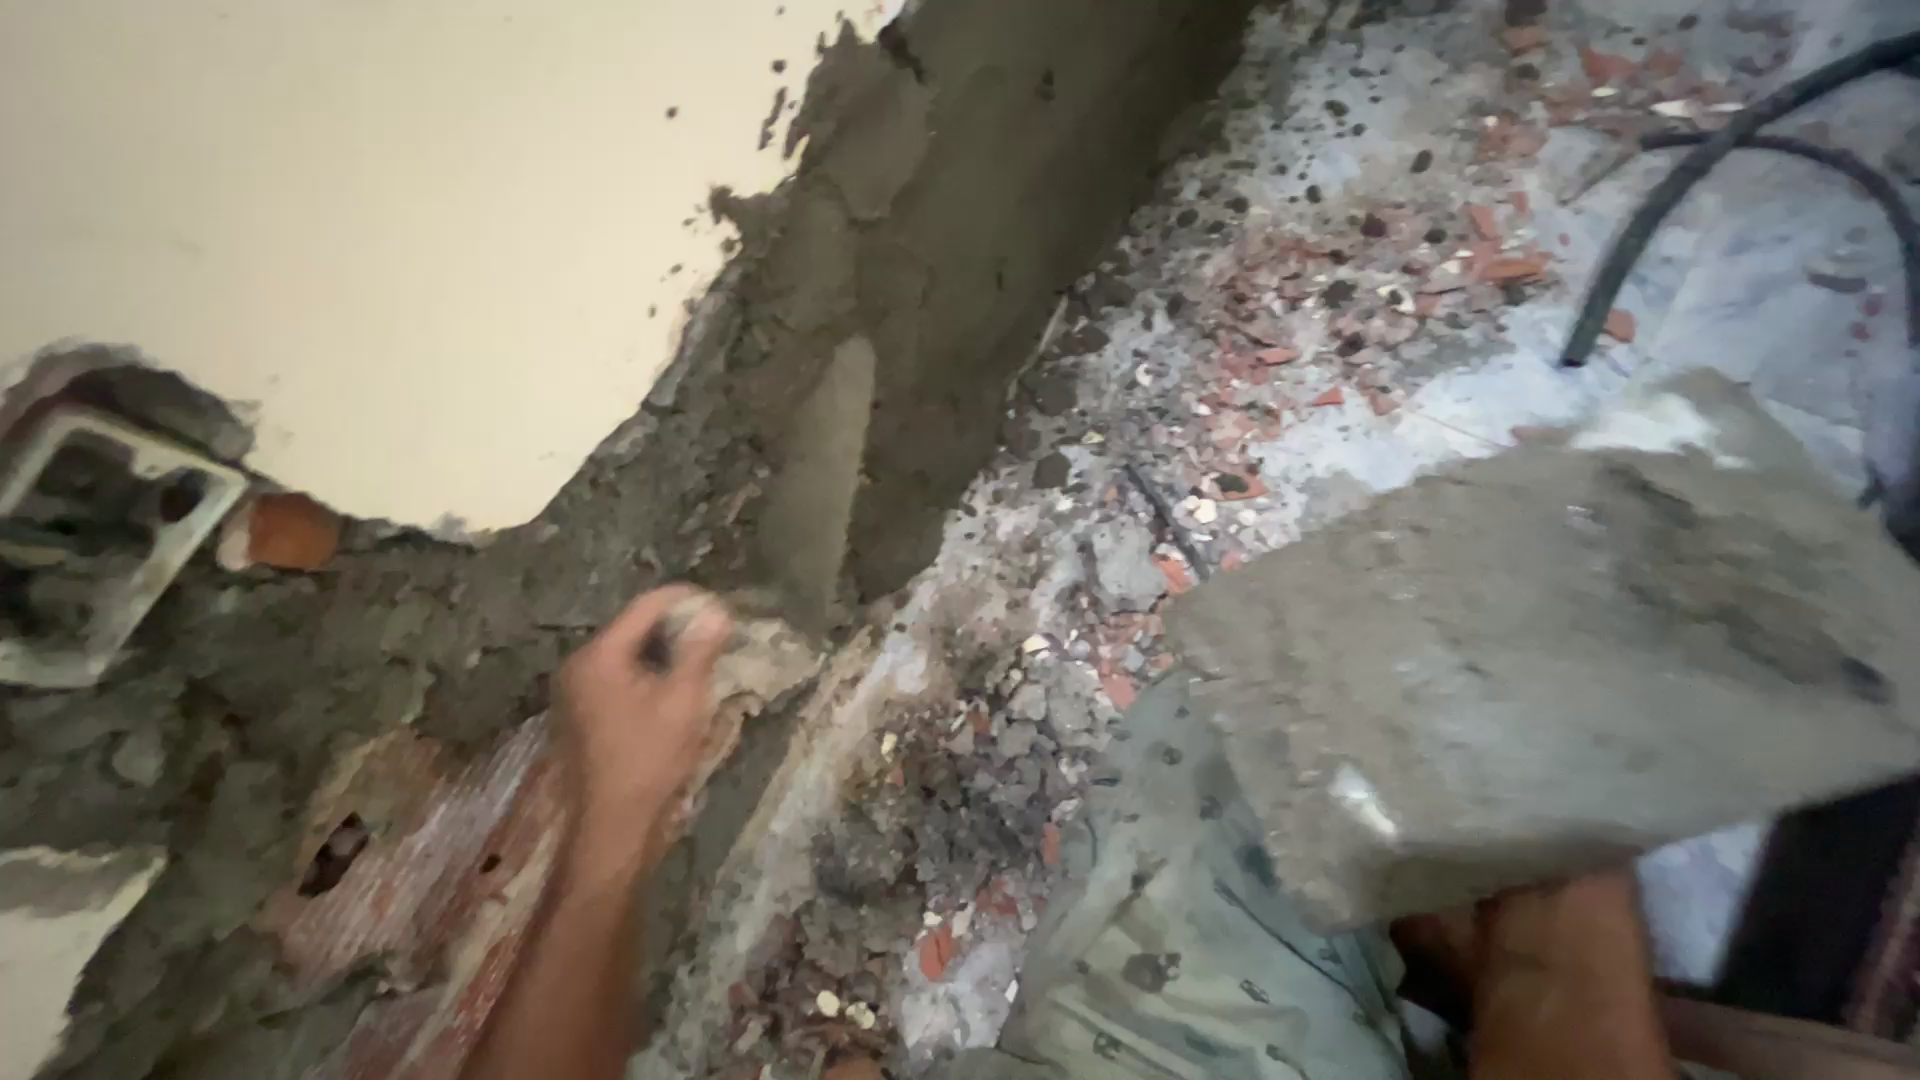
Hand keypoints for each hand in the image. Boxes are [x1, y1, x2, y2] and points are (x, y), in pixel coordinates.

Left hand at [554, 585, 731, 835]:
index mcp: (599, 656)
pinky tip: (674, 689)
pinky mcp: (581, 713)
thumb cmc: (650, 760)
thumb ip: (700, 650)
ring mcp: (574, 691)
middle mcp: (578, 665)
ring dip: (665, 651)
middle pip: (635, 627)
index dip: (686, 600)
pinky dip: (648, 673)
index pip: (646, 606)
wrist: (612, 827)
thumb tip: (718, 611)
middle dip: (677, 626)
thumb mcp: (684, 700)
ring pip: (628, 653)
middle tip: (716, 635)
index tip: (722, 607)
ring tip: (702, 660)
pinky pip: (619, 676)